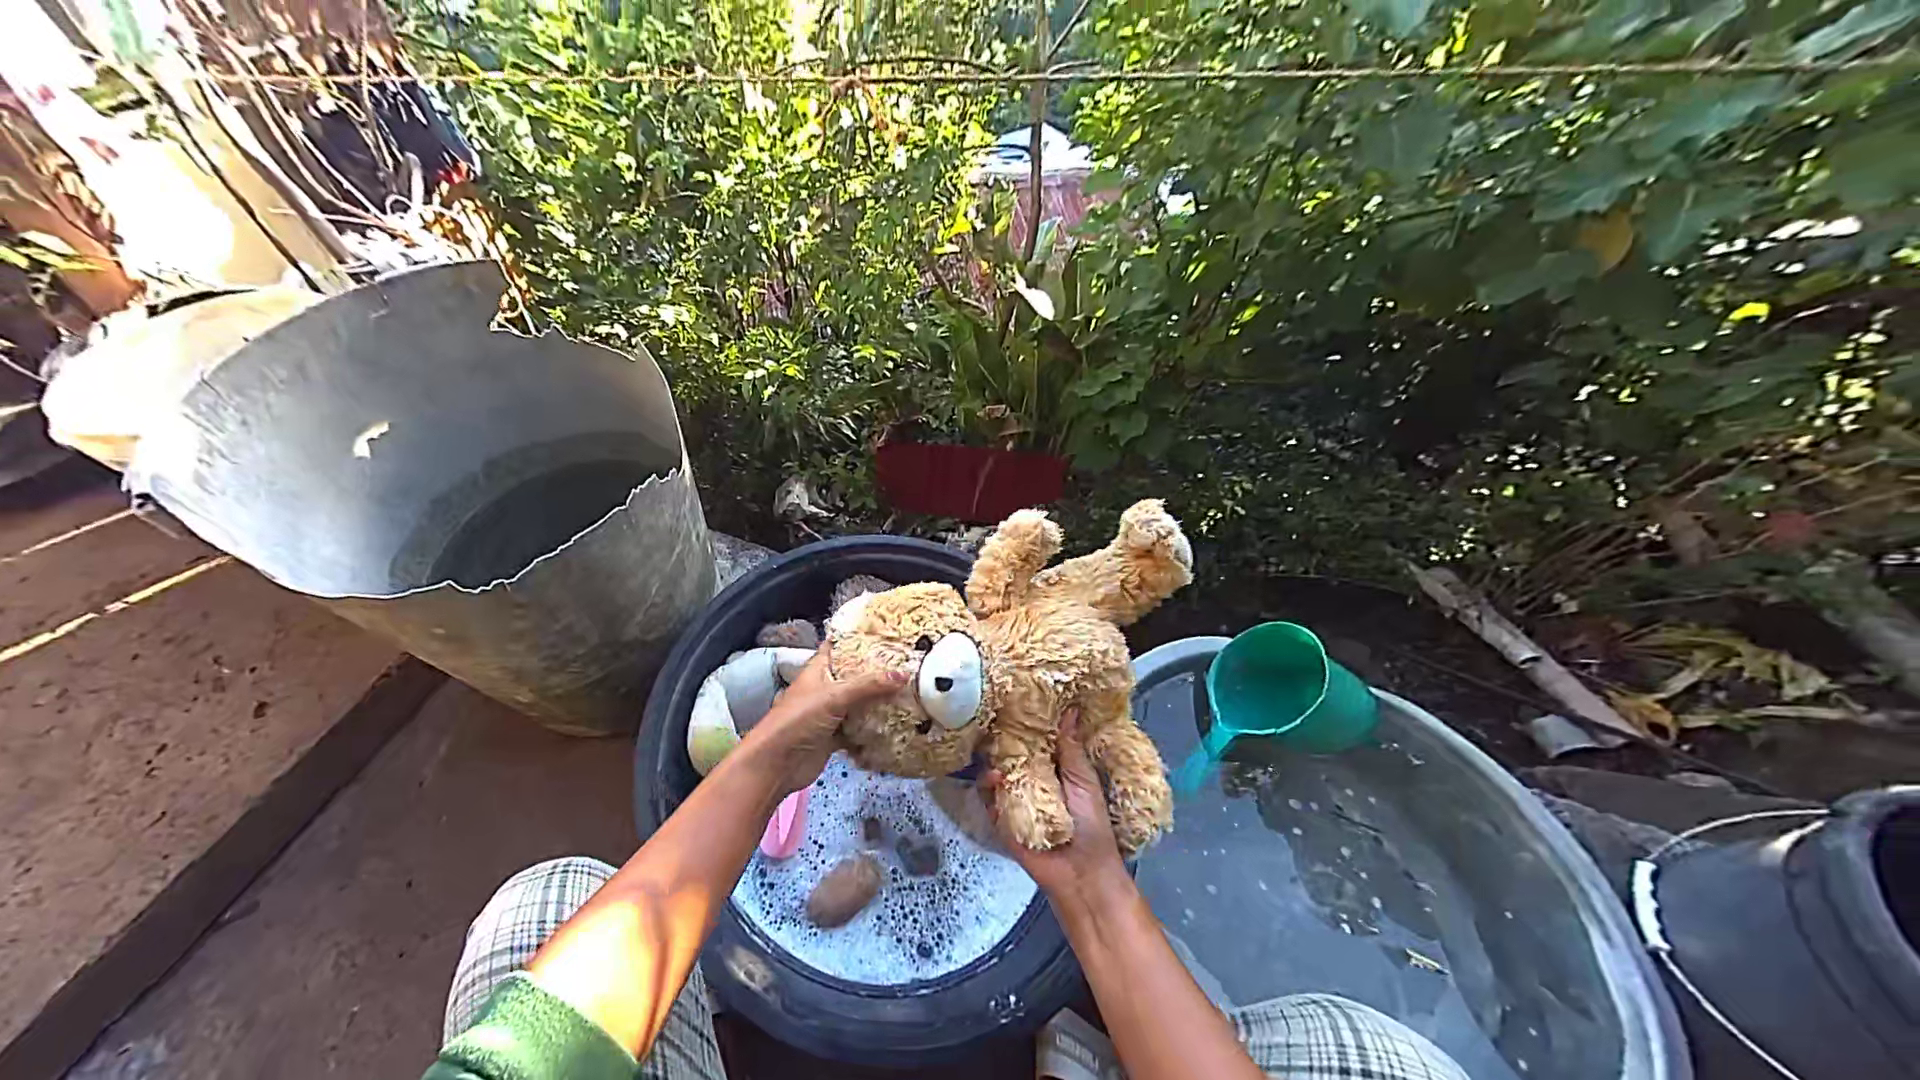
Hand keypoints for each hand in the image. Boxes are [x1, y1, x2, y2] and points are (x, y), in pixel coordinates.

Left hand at [741, 643, 906, 794]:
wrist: (776, 765)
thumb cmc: (797, 721)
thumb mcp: (833, 697)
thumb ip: (868, 685)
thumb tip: (903, 674)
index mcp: (819, 669)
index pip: (839, 646)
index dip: (859, 638)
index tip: (886, 634)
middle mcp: (825, 688)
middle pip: (855, 675)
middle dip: (878, 671)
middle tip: (908, 663)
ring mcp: (830, 713)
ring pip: (860, 702)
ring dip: (879, 700)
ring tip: (909, 690)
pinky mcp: (835, 736)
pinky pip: (860, 727)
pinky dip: (874, 727)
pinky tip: (896, 722)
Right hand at [983, 709, 1132, 912]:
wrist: (1083, 873)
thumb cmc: (1092, 825)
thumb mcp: (1084, 780)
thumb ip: (1072, 747)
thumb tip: (1072, 710)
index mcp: (1055, 768)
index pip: (1036, 740)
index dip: (1028, 722)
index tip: (1020, 700)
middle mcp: (1032, 780)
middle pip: (1012, 753)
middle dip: (1005, 738)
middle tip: (997, 718)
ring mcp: (1015, 798)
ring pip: (996, 771)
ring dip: (994, 760)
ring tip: (996, 750)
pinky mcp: (1002, 818)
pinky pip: (988, 798)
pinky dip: (987, 787)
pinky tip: (994, 778)